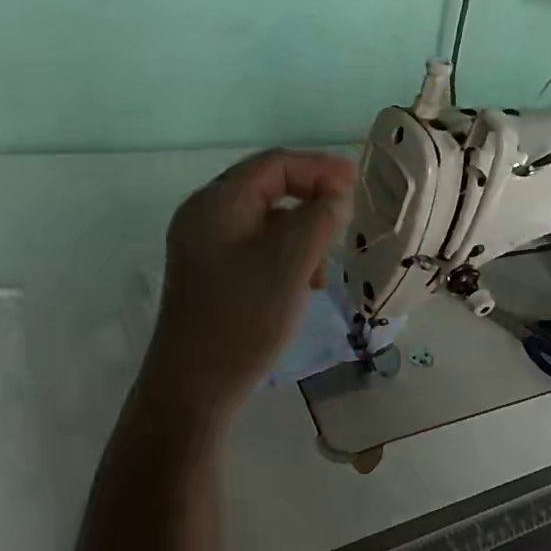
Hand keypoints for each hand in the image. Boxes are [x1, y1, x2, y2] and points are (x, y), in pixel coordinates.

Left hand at [142, 149, 356, 416]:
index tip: (357, 186)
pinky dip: (283, 258)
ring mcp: (202, 248)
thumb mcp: (289, 263)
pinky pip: (253, 250)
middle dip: (311, 203)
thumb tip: (334, 196)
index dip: (320, 168)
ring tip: (321, 273)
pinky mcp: (208, 276)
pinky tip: (299, 286)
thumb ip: (318, 219)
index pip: (274, 164)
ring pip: (263, 223)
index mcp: (216, 202)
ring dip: (300, 236)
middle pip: (267, 189)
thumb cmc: (242, 319)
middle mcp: (203, 216)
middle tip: (344, 223)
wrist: (193, 387)